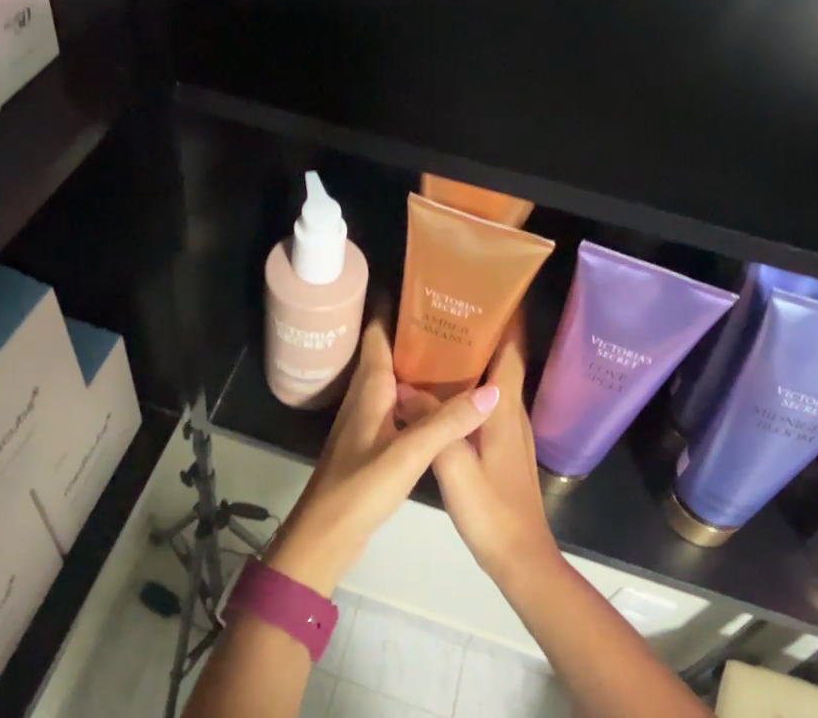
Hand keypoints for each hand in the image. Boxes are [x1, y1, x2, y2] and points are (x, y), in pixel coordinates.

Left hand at [267, 317, 502, 595]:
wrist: (324, 535)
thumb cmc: (360, 488)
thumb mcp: (409, 454)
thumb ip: (448, 422)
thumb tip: (492, 390)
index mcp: (369, 389)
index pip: (377, 334)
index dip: (392, 306)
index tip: (419, 282)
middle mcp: (364, 396)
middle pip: (386, 351)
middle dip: (411, 329)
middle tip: (449, 312)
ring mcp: (366, 420)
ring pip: (391, 377)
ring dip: (413, 361)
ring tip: (450, 349)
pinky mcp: (370, 442)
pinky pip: (394, 403)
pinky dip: (414, 392)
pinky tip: (435, 400)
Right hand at [396, 314, 563, 584]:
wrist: (520, 557)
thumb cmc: (491, 509)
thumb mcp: (453, 466)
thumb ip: (431, 423)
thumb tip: (403, 387)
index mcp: (505, 409)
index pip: (511, 350)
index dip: (507, 318)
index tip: (490, 289)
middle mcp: (512, 412)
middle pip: (502, 360)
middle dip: (482, 331)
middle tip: (447, 308)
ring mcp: (509, 431)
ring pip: (493, 382)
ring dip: (474, 358)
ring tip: (437, 339)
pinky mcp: (501, 448)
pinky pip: (486, 402)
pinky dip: (468, 386)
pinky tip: (441, 391)